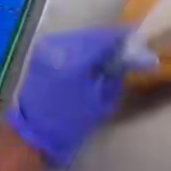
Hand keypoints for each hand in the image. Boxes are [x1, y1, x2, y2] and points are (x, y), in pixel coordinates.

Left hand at [6, 26, 150, 169]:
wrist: (32, 136)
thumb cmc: (70, 125)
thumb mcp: (101, 102)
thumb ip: (116, 75)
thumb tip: (129, 58)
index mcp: (75, 60)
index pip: (107, 38)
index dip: (125, 38)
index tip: (139, 42)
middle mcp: (59, 47)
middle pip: (94, 34)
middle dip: (112, 41)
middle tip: (128, 49)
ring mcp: (48, 47)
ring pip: (82, 37)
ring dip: (98, 44)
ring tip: (111, 55)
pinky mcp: (42, 52)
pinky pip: (70, 43)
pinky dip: (84, 48)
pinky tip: (92, 59)